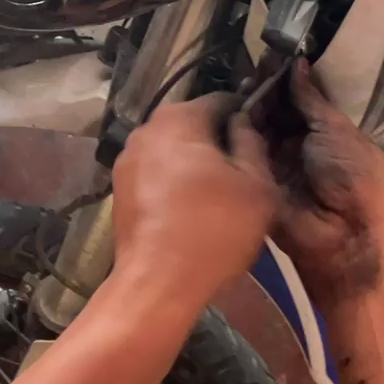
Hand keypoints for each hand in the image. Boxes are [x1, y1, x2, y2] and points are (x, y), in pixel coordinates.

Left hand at [112, 93, 278, 300]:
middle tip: (246, 173)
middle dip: (219, 142)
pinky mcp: (120, 188)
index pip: (222, 100)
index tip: (263, 141)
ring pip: (174, 150)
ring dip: (196, 165)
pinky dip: (175, 185)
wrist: (157, 283)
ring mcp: (127, 158)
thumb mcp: (255, 184)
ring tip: (221, 197)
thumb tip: (243, 122)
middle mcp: (146, 128)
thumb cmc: (214, 228)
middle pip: (195, 124)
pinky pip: (157, 174)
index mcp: (178, 117)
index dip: (247, 116)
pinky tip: (193, 212)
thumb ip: (252, 142)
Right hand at [259, 60, 383, 307]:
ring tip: (245, 79)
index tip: (273, 53)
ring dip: (252, 103)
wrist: (344, 238)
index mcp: (325, 132)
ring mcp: (274, 161)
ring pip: (258, 125)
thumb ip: (311, 98)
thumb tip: (298, 63)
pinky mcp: (253, 177)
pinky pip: (243, 147)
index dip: (286, 77)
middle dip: (266, 87)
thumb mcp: (337, 130)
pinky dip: (239, 127)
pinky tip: (233, 105)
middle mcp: (297, 144)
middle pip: (276, 109)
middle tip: (254, 63)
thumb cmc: (353, 178)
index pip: (300, 98)